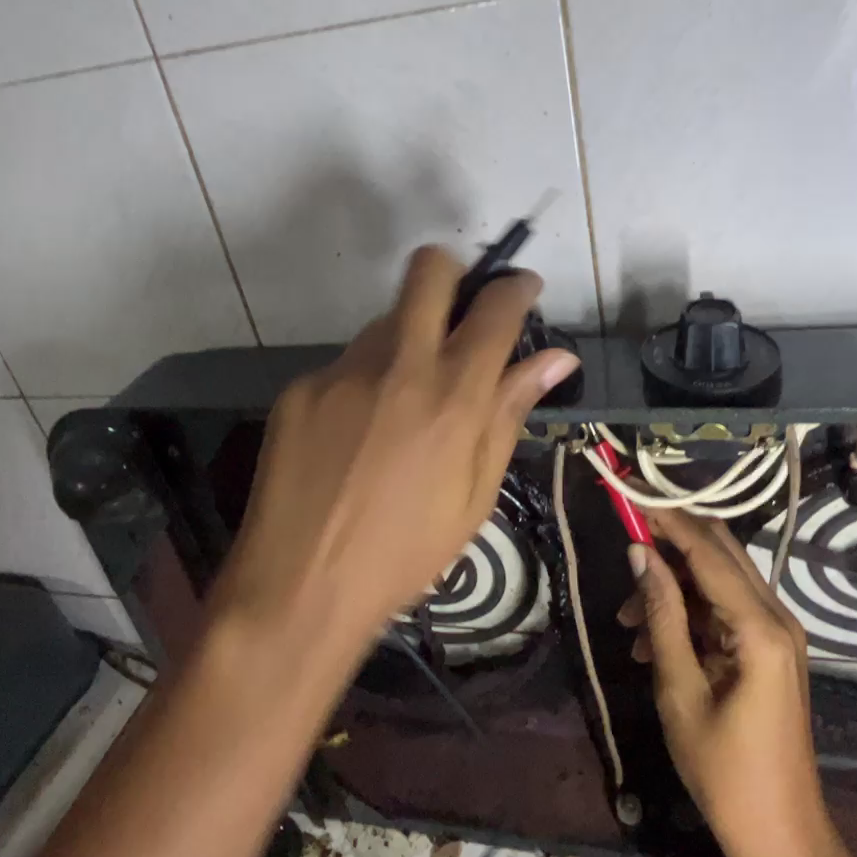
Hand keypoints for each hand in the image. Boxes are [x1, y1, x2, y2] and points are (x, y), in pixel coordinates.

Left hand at [205, 245, 580, 652]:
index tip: (522, 288)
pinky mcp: (300, 387)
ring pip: (384, 322)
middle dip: (454, 273)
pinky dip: (363, 384)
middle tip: (461, 312)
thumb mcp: (476, 492)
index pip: (497, 308)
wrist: (301, 585)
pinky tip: (355, 435)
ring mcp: (342, 371)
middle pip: (429, 271)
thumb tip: (556, 359)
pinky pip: (344, 366)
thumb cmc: (407, 552)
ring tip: (403, 402)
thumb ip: (510, 413)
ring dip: (406, 340)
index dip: (517, 287)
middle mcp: (399, 365)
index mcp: (454, 395)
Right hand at [618, 507, 856, 856]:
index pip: (707, 549)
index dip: (665, 517)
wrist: (779, 832)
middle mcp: (777, 616)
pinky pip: (724, 610)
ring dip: (671, 586)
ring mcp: (778, 633)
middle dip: (667, 543)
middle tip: (622, 540)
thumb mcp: (679, 689)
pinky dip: (686, 614)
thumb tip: (640, 554)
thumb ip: (661, 614)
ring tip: (625, 622)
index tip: (627, 494)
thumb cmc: (724, 768)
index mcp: (760, 627)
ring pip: (717, 580)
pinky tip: (650, 644)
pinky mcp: (770, 649)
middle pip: (719, 552)